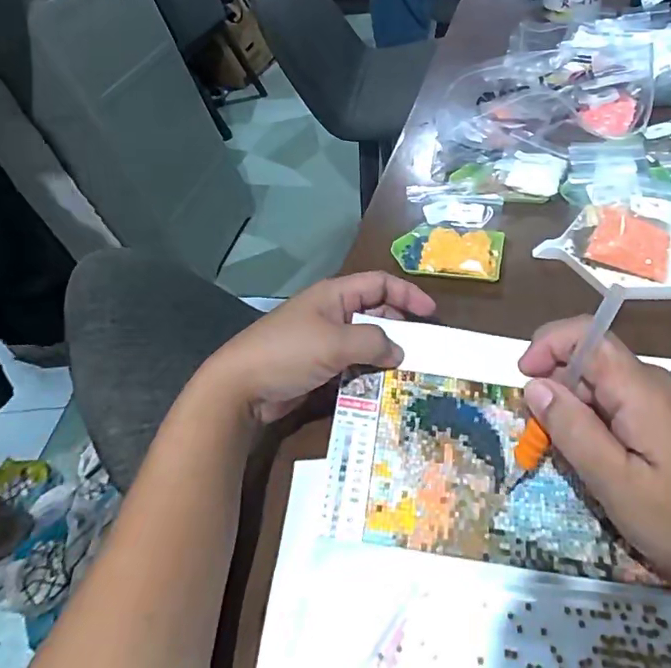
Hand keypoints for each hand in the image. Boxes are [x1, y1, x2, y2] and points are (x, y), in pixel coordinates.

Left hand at [200, 273, 435, 423]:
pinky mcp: (318, 367)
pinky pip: (352, 364)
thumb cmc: (288, 352)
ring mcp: (323, 340)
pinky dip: (368, 372)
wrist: (240, 386)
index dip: (406, 294)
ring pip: (365, 342)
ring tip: (410, 372)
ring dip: (385, 354)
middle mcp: (331, 313)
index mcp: (334, 295)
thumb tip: (399, 350)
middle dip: (399, 327)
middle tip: (424, 350)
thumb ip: (373, 342)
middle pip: (374, 312)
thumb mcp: (334, 343)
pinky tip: (383, 388)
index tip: (431, 314)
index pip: (378, 283)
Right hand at [518, 317, 670, 601]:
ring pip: (599, 385)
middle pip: (588, 359)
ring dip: (570, 409)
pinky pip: (615, 406)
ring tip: (560, 453)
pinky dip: (591, 424)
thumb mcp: (616, 483)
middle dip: (553, 385)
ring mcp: (658, 402)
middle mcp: (648, 382)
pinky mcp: (662, 423)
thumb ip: (572, 429)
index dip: (547, 344)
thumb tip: (534, 385)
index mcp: (638, 387)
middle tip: (536, 433)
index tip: (522, 379)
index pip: (586, 334)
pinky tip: (591, 461)